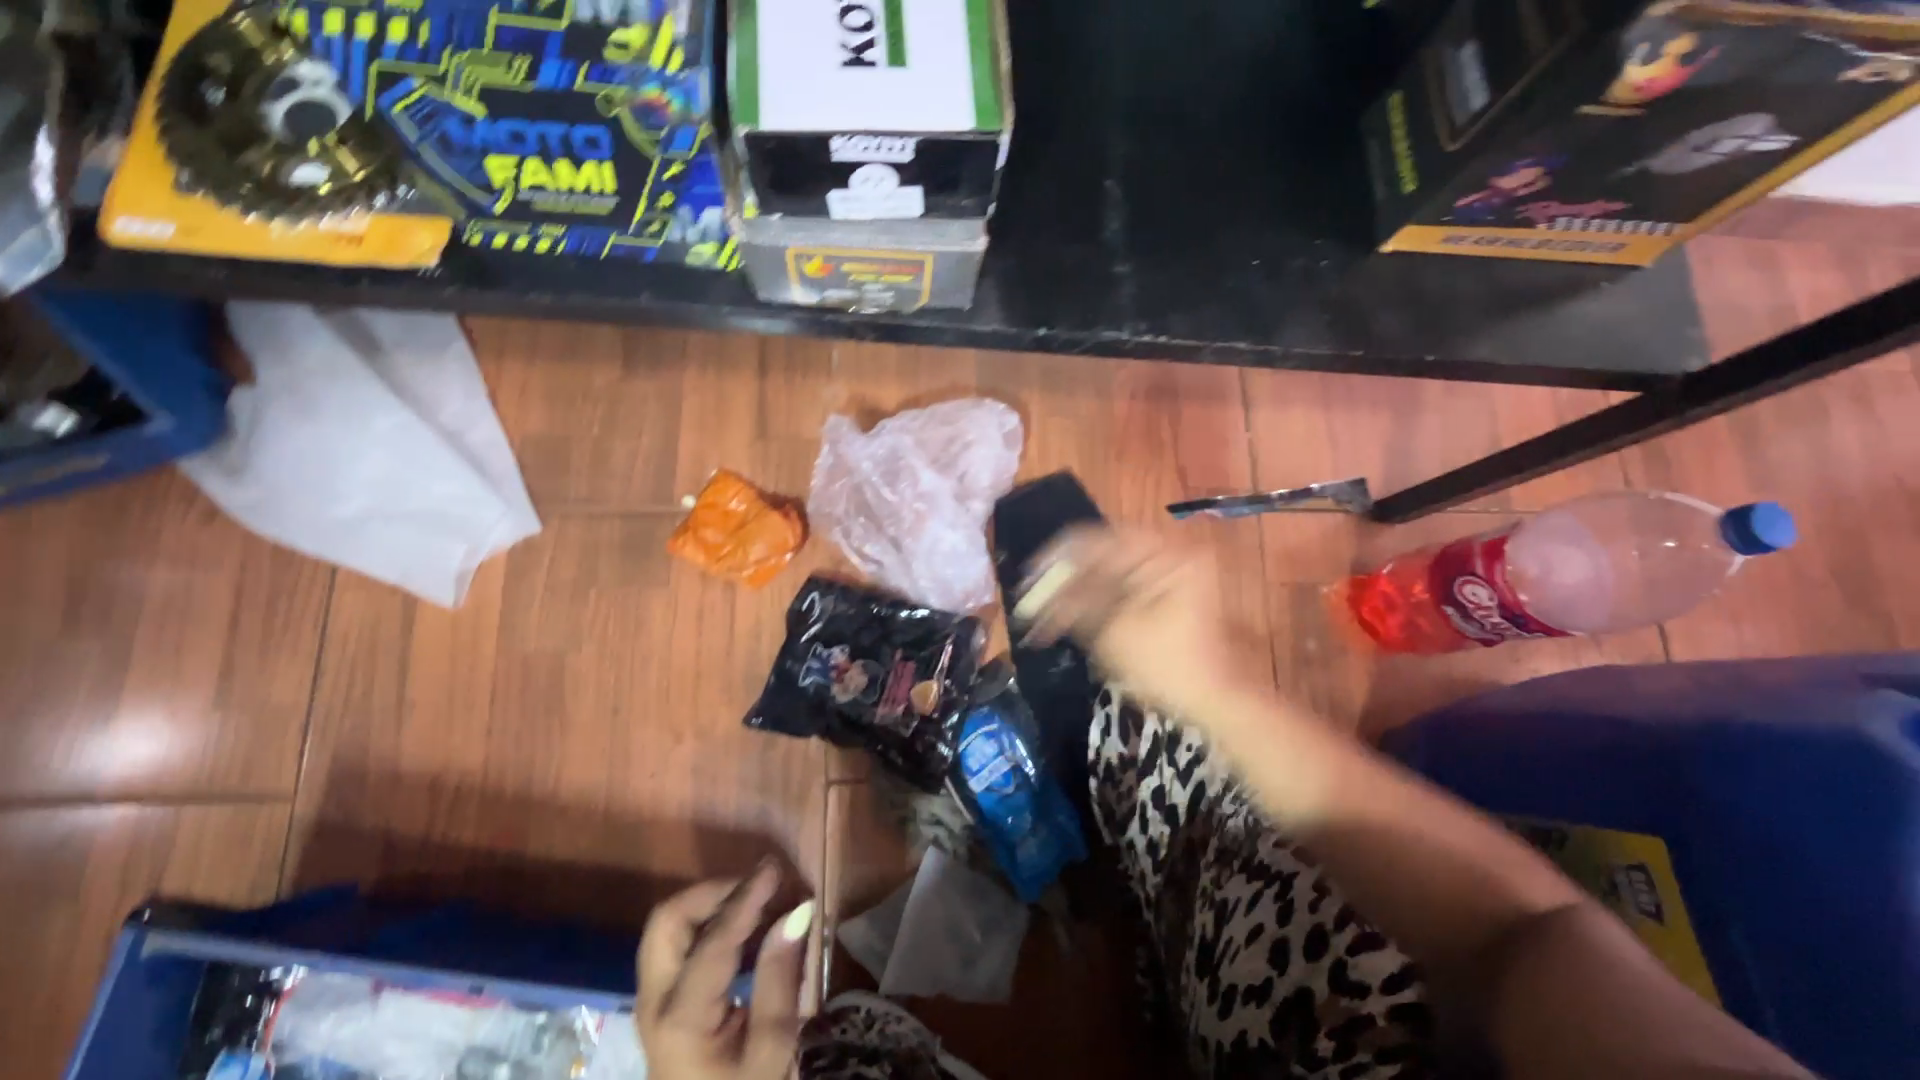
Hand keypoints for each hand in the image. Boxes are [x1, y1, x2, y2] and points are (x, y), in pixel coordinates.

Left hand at [637, 863, 814, 1079]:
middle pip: (667, 922)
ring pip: (667, 930)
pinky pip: (677, 947)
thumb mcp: (774, 1049)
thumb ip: (780, 977)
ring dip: (710, 906)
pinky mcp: (661, 1006)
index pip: (713, 940)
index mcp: (680, 1017)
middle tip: (760, 885)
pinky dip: (709, 925)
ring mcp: (651, 1003)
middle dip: (713, 893)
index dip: (746, 899)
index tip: (774, 869)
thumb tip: (797, 911)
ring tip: (759, 900)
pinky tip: (747, 928)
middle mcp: (653, 1002)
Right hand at [1013, 526, 1254, 717]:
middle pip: (1104, 556)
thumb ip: (1075, 602)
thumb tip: (1039, 588)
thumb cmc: (1167, 667)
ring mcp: (1168, 577)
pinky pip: (1120, 592)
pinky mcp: (1163, 599)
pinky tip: (1065, 620)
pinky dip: (1094, 605)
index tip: (1030, 573)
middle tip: (1032, 594)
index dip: (1060, 556)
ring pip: (1108, 576)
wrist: (1212, 704)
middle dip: (1065, 578)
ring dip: (1075, 594)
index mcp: (1166, 555)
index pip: (1101, 540)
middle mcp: (1169, 556)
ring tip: (1042, 612)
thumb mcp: (1115, 632)